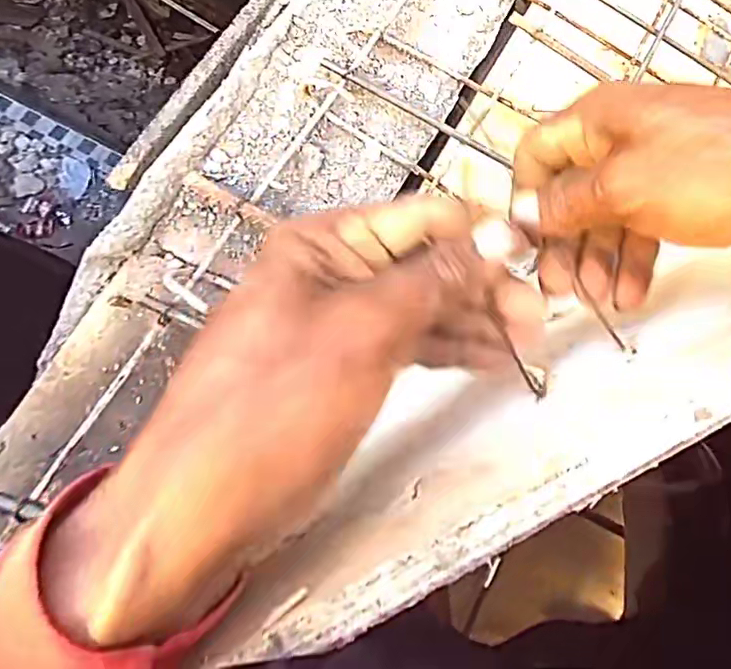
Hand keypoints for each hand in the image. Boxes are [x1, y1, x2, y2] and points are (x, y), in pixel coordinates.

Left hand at [41, 196, 542, 647]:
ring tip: (526, 341)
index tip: (532, 250)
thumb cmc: (276, 404)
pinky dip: (451, 347)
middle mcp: (336, 269)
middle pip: (429, 263)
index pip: (422, 217)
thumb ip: (437, 277)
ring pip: (427, 304)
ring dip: (476, 320)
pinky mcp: (350, 360)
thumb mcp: (364, 330)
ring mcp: (344, 317)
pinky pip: (413, 340)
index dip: (480, 230)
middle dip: (484, 286)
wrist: (196, 512)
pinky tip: (492, 358)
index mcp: (326, 242)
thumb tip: (499, 231)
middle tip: (534, 316)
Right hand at [512, 83, 730, 311]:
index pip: (536, 151)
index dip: (525, 197)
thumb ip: (567, 202)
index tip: (525, 242)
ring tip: (598, 298)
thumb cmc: (717, 167)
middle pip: (570, 188)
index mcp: (598, 118)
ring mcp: (653, 160)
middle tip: (559, 286)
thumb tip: (524, 211)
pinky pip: (642, 220)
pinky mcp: (681, 186)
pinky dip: (633, 254)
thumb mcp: (624, 189)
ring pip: (606, 211)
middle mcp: (620, 133)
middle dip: (562, 240)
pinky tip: (631, 289)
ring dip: (598, 256)